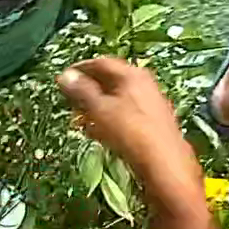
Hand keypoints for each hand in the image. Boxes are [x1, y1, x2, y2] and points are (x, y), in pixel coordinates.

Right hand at [57, 57, 203, 210]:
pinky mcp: (153, 123)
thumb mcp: (99, 109)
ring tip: (80, 117)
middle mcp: (145, 84)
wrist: (164, 165)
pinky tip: (100, 132)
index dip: (80, 68)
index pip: (101, 63)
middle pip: (111, 80)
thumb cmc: (130, 132)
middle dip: (88, 88)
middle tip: (70, 97)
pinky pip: (125, 114)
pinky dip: (109, 118)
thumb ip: (81, 91)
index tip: (64, 77)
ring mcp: (151, 104)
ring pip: (118, 98)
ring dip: (97, 105)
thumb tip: (65, 76)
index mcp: (132, 75)